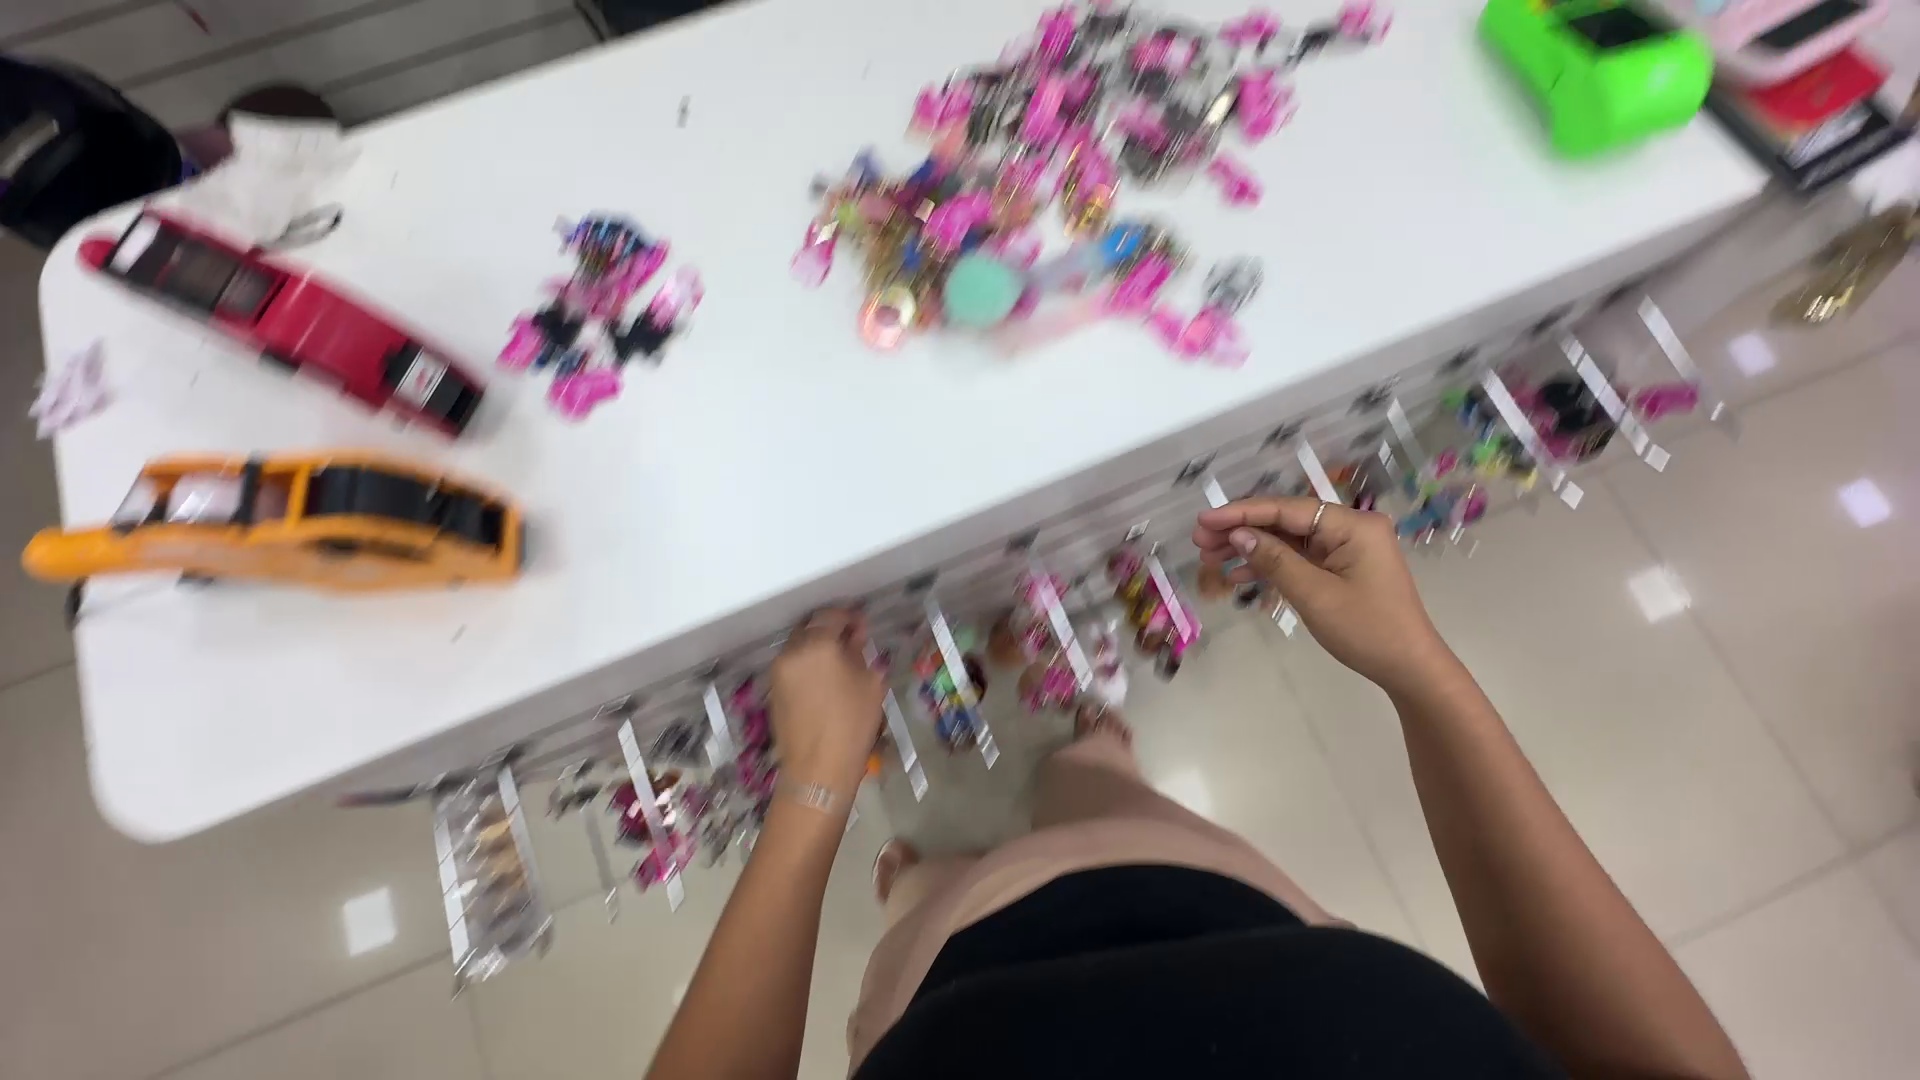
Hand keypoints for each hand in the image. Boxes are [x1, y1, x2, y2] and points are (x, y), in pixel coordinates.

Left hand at [767, 607, 886, 797]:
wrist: (819, 768)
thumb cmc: (852, 722)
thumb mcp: (870, 682)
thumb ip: (860, 653)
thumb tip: (853, 640)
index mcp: (816, 645)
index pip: (830, 616)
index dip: (848, 617)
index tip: (862, 627)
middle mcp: (791, 652)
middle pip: (810, 629)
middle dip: (830, 631)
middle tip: (852, 642)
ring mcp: (778, 673)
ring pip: (799, 648)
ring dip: (817, 648)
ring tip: (840, 663)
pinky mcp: (774, 691)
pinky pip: (793, 667)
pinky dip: (807, 665)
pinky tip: (824, 681)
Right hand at [1194, 496, 1456, 695]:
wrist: (1408, 668)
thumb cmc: (1367, 629)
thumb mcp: (1314, 594)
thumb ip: (1275, 560)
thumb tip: (1239, 535)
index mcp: (1353, 525)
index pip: (1286, 509)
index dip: (1241, 513)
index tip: (1204, 520)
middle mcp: (1350, 528)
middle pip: (1284, 521)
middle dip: (1241, 530)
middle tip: (1200, 541)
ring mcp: (1345, 549)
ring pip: (1286, 540)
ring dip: (1249, 548)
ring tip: (1210, 558)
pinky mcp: (1339, 568)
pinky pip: (1297, 558)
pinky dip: (1268, 566)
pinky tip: (1238, 575)